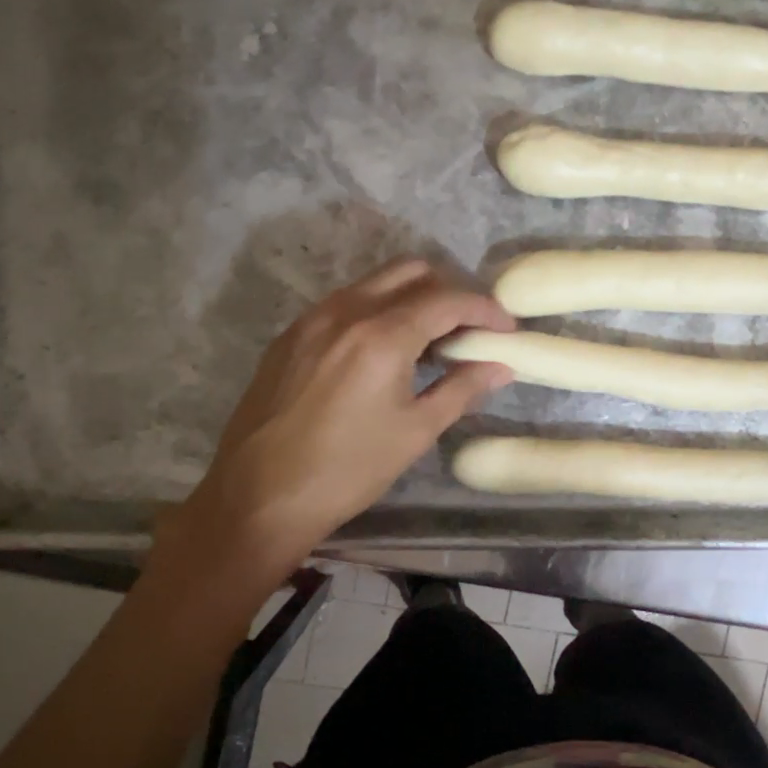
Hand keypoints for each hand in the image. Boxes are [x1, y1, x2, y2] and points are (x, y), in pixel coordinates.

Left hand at [157, 259, 514, 581]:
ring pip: (374, 284)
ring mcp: (311, 319)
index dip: (485, 308)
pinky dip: (377, 312)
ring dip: (411, 299)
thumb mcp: (416, 432)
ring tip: (432, 341)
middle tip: (470, 329)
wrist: (260, 495)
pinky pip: (345, 304)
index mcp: (382, 335)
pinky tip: (386, 354)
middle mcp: (345, 311)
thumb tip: (500, 366)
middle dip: (448, 291)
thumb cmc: (348, 469)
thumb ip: (461, 389)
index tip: (507, 328)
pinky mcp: (290, 337)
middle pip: (409, 272)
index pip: (447, 299)